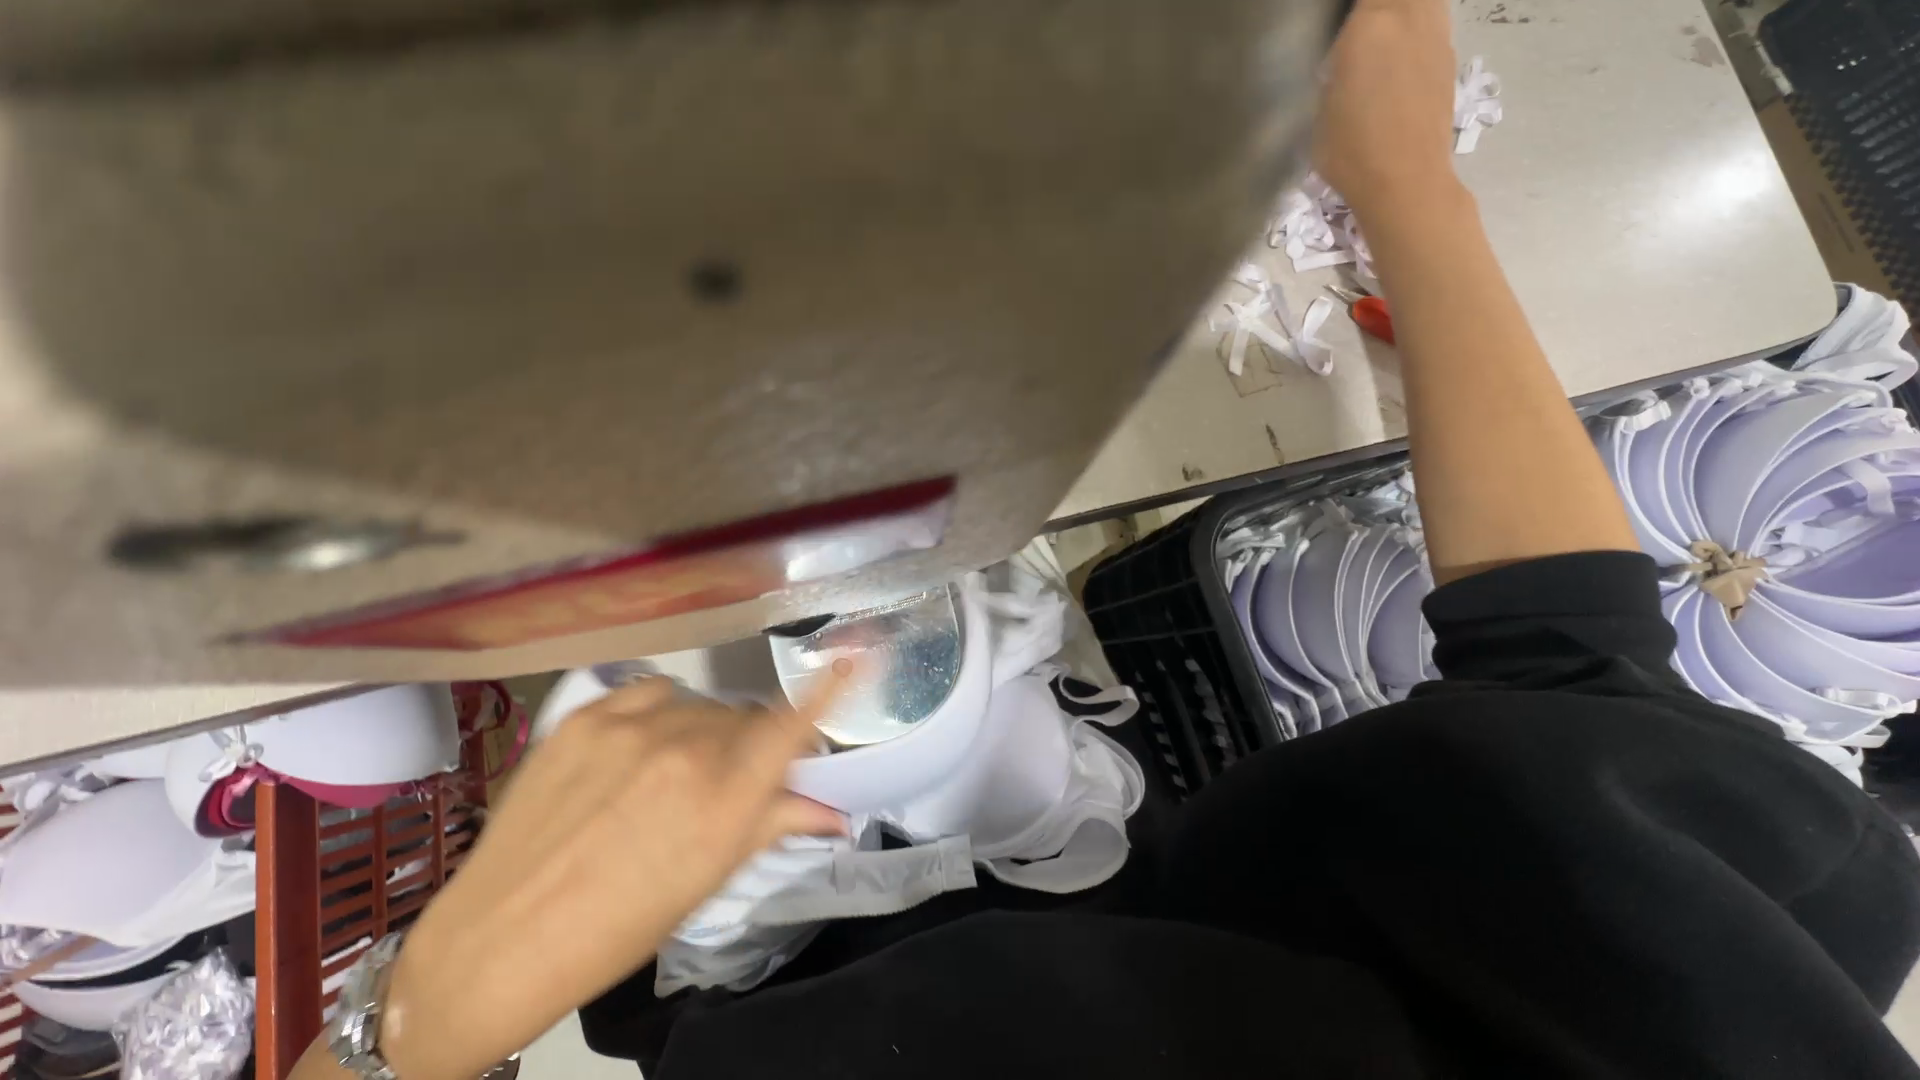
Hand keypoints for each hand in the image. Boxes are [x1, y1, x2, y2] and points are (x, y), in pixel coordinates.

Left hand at [377, 678, 845, 1079]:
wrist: (500, 938)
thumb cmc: (621, 925)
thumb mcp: (708, 878)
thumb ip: (775, 825)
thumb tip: (835, 813)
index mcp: (726, 798)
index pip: (794, 723)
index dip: (831, 687)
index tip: (857, 655)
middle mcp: (687, 747)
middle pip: (747, 718)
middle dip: (752, 743)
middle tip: (729, 781)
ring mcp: (631, 725)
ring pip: (701, 704)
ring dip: (706, 727)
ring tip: (674, 771)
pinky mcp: (584, 715)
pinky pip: (651, 692)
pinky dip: (661, 712)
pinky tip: (642, 746)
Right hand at [1313, 0, 1459, 217]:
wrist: (1405, 181)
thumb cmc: (1349, 152)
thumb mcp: (1318, 108)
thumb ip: (1332, 66)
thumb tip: (1338, 53)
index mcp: (1369, 25)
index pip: (1355, 0)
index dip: (1345, 10)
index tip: (1332, 19)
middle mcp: (1408, 16)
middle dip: (1374, 6)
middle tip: (1357, 21)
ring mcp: (1435, 34)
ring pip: (1423, 0)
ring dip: (1401, 8)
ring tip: (1382, 26)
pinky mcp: (1448, 56)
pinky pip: (1433, 17)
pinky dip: (1417, 21)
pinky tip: (1400, 48)